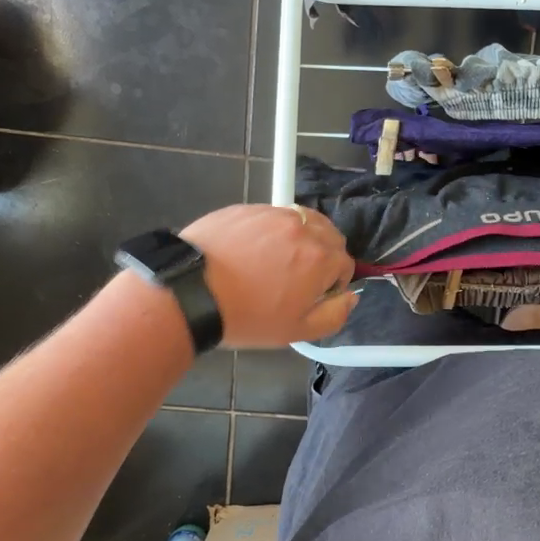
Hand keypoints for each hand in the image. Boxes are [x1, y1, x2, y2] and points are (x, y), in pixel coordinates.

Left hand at [179, 204, 356, 347]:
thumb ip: (334, 315)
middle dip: (324, 255)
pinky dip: (271, 231)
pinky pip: (271, 216)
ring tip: (278, 260)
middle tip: (300, 277)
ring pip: (302, 221)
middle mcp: (303, 228)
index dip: (334, 282)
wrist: (189, 293)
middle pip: (329, 235)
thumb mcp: (296, 331)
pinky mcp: (246, 208)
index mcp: (320, 259)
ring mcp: (272, 214)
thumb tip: (350, 297)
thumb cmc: (247, 317)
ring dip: (301, 238)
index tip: (315, 294)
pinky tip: (251, 251)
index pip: (346, 262)